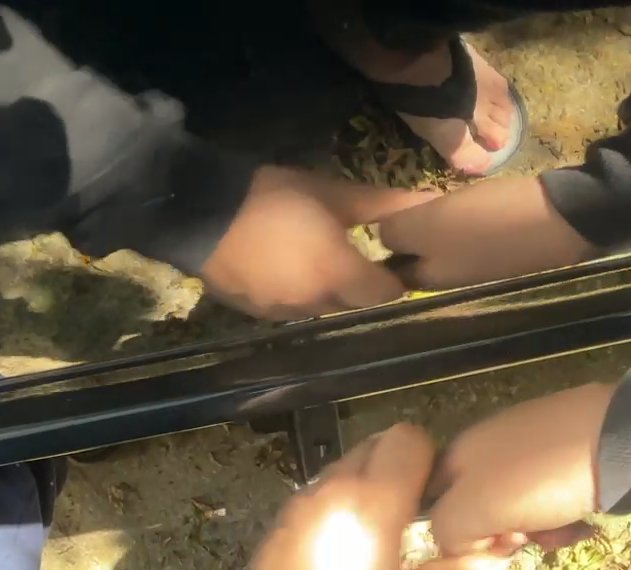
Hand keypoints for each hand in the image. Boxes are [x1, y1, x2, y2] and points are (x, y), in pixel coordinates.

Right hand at [202, 167, 435, 320]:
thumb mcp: (330, 192)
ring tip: (313, 261)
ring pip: (321, 310)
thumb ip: (382, 204)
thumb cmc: (273, 196)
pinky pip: (290, 311)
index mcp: (339, 273)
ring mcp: (286, 313)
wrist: (201, 214)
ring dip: (326, 292)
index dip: (391, 279)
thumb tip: (428, 203)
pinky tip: (283, 271)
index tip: (388, 261)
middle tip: (350, 255)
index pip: (385, 294)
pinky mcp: (259, 315)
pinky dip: (296, 296)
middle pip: (353, 304)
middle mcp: (316, 302)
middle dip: (358, 285)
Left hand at [252, 424, 509, 569]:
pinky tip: (344, 533)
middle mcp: (341, 483)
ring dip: (369, 476)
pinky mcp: (288, 508)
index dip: (426, 459)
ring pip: (349, 460)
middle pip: (378, 442)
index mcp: (377, 499)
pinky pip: (324, 482)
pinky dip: (342, 492)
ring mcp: (309, 493)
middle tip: (408, 508)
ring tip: (376, 523)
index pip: (409, 439)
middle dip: (398, 464)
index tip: (431, 494)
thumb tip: (498, 558)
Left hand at [376, 175, 594, 290]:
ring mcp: (477, 271)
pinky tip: (467, 203)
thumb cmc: (488, 222)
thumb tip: (381, 236)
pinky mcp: (501, 254)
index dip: (380, 244)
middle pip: (415, 259)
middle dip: (408, 234)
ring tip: (434, 199)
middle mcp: (449, 286)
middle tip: (407, 201)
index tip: (378, 216)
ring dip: (434, 226)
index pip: (388, 271)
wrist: (565, 219)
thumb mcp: (429, 223)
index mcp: (427, 283)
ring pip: (441, 248)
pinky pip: (469, 238)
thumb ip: (396, 232)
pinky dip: (462, 223)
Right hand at [425, 383, 615, 554]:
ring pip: (516, 511)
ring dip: (534, 533)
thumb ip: (446, 531)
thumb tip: (456, 546)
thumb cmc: (540, 478)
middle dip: (499, 535)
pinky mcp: (565, 456)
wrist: (622, 442)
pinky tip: (579, 522)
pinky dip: (560, 518)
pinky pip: (548, 499)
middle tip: (523, 539)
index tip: (484, 545)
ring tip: (559, 532)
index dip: (452, 534)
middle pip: (476, 511)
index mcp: (457, 453)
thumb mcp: (476, 509)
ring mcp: (529, 450)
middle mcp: (487, 447)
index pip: (433, 505)